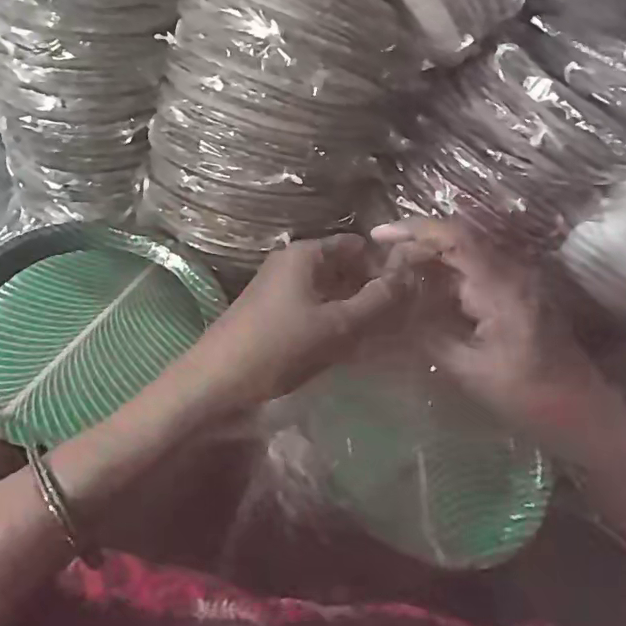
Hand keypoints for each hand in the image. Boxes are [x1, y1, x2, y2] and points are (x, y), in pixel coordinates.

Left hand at [174, 234, 408, 413]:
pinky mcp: (272, 311)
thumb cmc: (279, 346)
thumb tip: (408, 276)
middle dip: (370, 286)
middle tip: (400, 313)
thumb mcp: (337, 325)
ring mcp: (278, 287)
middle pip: (342, 265)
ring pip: (328, 288)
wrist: (216, 381)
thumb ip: (377, 300)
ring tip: (380, 329)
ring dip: (352, 305)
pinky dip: (332, 317)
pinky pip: (313, 305)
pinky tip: (348, 341)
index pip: (357, 245)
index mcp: (305, 254)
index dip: (384, 263)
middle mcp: (290, 262)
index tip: (409, 287)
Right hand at [370, 218, 604, 437]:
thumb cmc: (528, 396)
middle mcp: (512, 271)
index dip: (414, 229)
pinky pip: (476, 270)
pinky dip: (446, 273)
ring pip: (466, 253)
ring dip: (430, 256)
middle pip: (458, 239)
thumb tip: (395, 308)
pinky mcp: (518, 292)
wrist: (583, 413)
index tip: (378, 233)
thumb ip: (430, 333)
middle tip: (379, 258)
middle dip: (416, 242)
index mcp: (502, 285)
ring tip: (392, 270)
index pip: (454, 238)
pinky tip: (423, 288)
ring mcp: (518, 279)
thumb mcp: (469, 370)